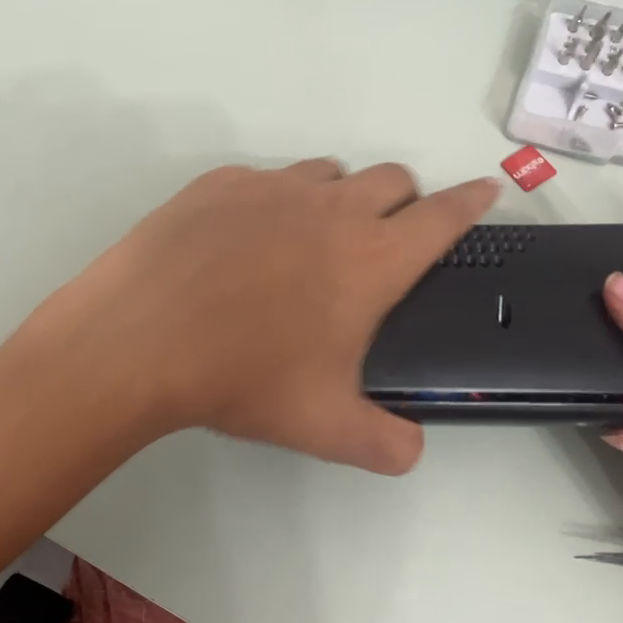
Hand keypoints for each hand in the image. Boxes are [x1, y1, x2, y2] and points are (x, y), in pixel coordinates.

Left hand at [19, 160, 498, 474]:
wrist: (139, 341)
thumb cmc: (242, 379)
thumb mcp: (324, 427)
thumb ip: (384, 443)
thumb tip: (410, 449)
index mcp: (372, 258)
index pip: (444, 216)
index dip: (470, 203)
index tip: (483, 192)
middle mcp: (330, 208)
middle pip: (391, 179)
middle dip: (402, 202)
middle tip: (384, 239)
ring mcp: (269, 188)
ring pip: (326, 174)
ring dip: (335, 197)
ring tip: (308, 242)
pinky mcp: (215, 184)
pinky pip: (260, 180)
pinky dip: (268, 202)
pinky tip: (239, 241)